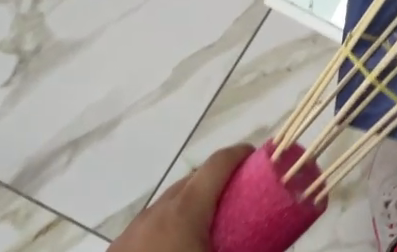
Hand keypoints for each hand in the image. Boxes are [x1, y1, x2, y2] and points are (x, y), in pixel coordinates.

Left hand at [109, 145, 249, 251]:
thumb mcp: (223, 251)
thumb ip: (248, 237)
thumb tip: (280, 234)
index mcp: (185, 210)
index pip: (217, 163)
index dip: (239, 153)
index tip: (257, 157)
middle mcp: (155, 212)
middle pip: (191, 180)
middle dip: (216, 181)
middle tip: (237, 197)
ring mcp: (131, 230)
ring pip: (167, 203)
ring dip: (188, 205)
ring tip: (203, 226)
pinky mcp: (115, 248)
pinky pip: (147, 225)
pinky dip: (165, 225)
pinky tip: (171, 245)